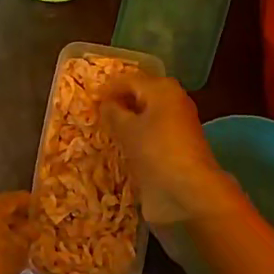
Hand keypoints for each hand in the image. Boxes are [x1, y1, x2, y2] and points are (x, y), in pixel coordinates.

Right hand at [101, 74, 242, 226]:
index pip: (129, 80)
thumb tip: (105, 103)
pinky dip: (133, 142)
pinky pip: (147, 140)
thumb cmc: (156, 151)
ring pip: (144, 120)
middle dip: (116, 106)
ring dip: (124, 126)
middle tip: (91, 117)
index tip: (86, 101)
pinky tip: (117, 151)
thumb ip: (113, 112)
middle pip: (139, 98)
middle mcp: (172, 104)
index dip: (107, 88)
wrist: (187, 192)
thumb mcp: (127, 128)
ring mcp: (174, 130)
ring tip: (100, 134)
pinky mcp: (172, 152)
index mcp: (163, 90)